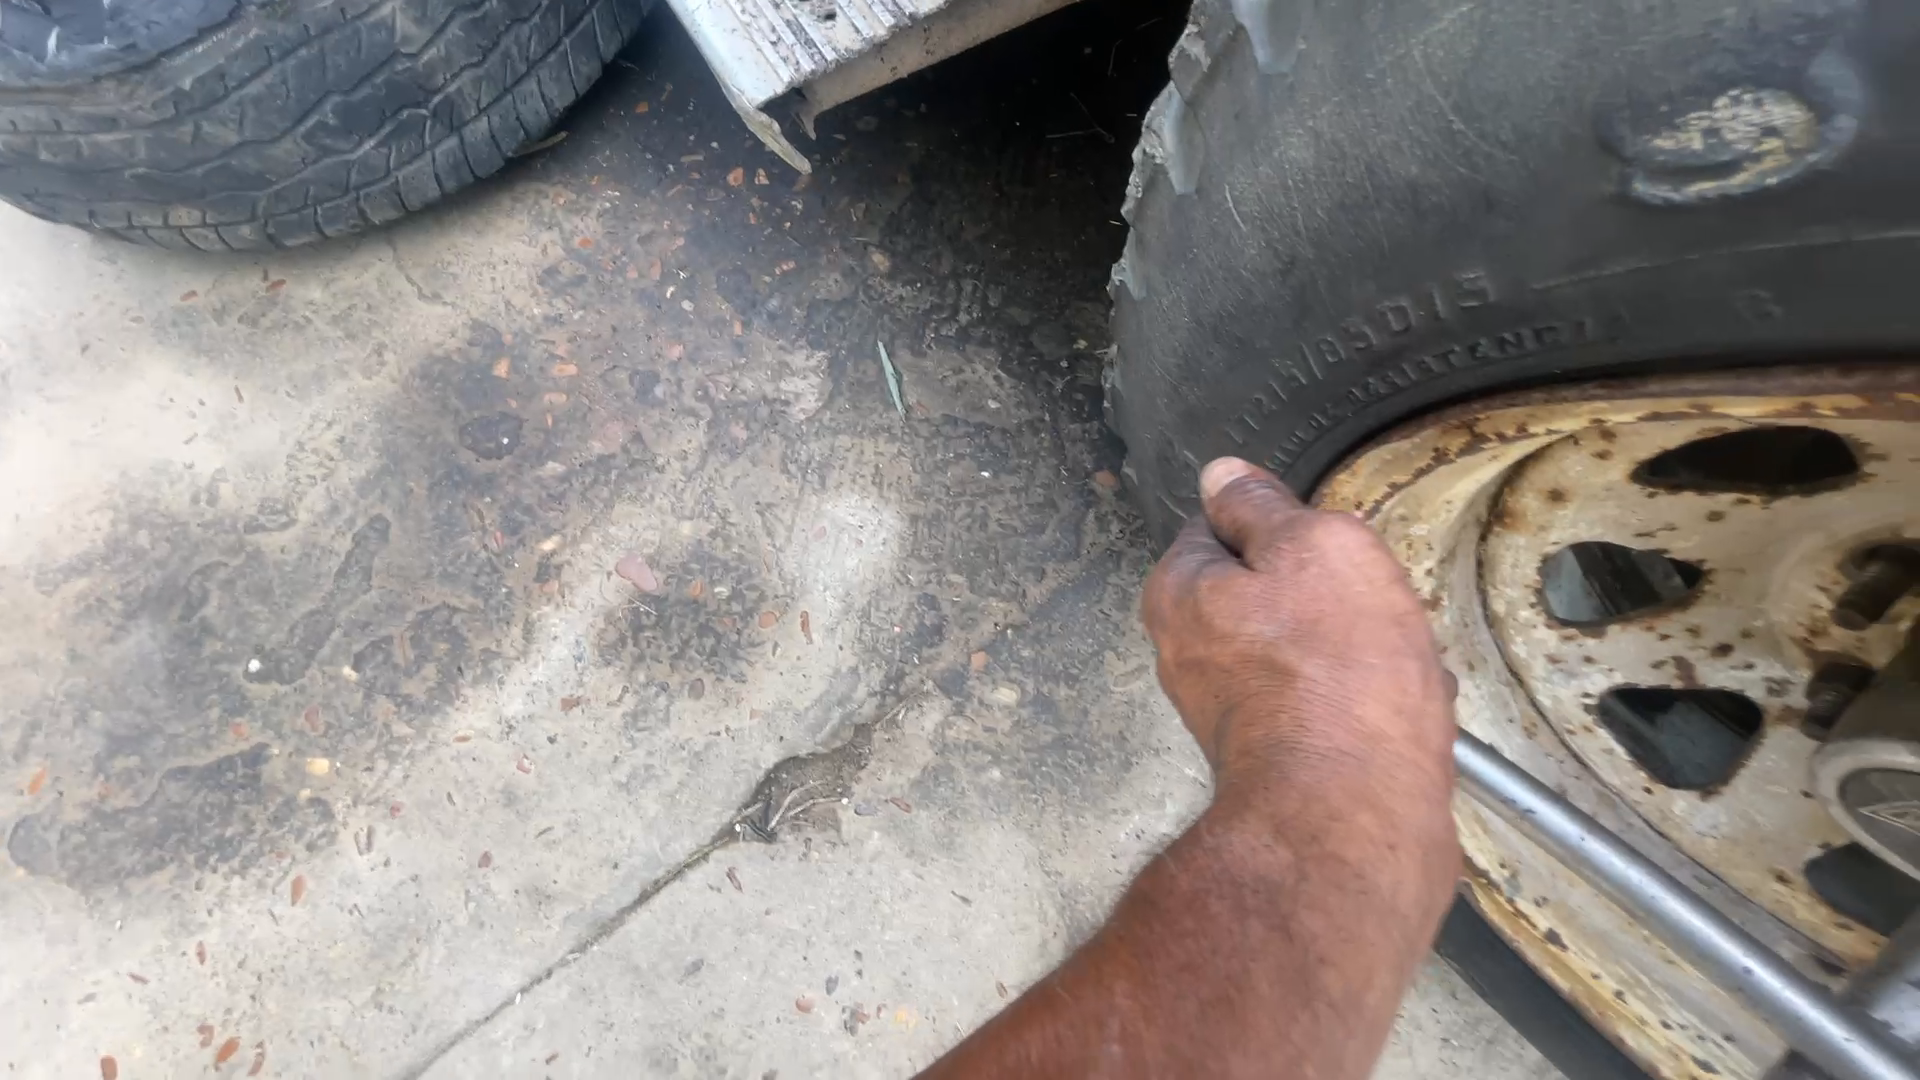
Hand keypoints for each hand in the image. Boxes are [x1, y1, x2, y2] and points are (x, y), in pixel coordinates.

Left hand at [1141, 458, 1455, 802]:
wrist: (1348, 814)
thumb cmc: (1334, 665)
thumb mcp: (1312, 548)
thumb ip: (1261, 506)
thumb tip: (1219, 473)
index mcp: (1175, 590)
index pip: (1221, 526)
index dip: (1282, 530)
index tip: (1325, 556)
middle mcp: (1179, 644)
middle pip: (1260, 587)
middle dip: (1320, 594)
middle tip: (1364, 615)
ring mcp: (1215, 701)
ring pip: (1295, 641)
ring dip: (1349, 644)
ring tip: (1391, 664)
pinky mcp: (1258, 746)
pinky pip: (1310, 693)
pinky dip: (1350, 691)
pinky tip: (1392, 707)